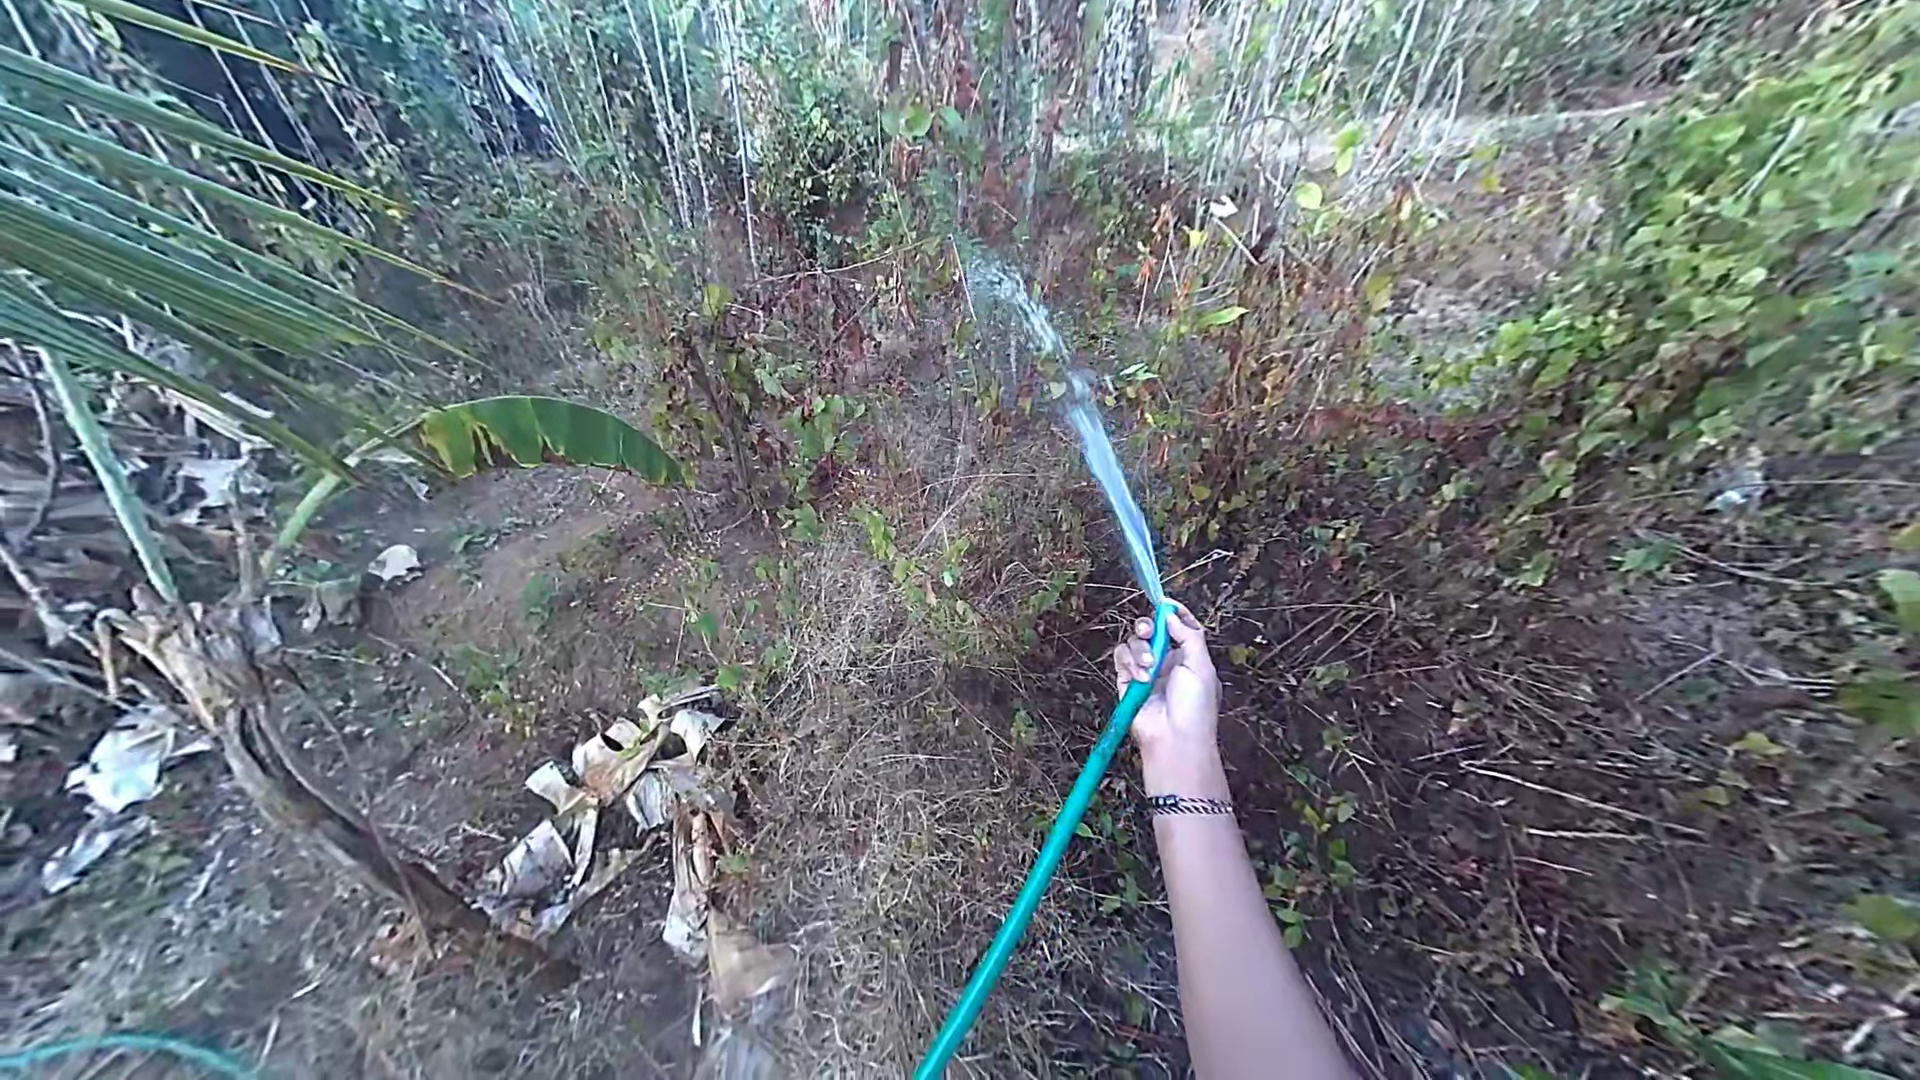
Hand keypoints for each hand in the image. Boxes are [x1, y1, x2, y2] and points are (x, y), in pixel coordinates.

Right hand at [1112, 599, 1220, 782]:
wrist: (1174, 739)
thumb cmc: (1195, 707)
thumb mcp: (1201, 666)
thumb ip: (1188, 635)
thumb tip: (1170, 613)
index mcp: (1189, 656)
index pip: (1179, 626)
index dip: (1172, 613)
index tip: (1164, 604)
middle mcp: (1166, 660)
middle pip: (1151, 629)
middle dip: (1147, 627)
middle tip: (1148, 632)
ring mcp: (1145, 670)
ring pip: (1133, 641)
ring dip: (1139, 650)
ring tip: (1147, 669)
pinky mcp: (1127, 680)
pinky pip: (1121, 657)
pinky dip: (1128, 662)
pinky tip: (1139, 676)